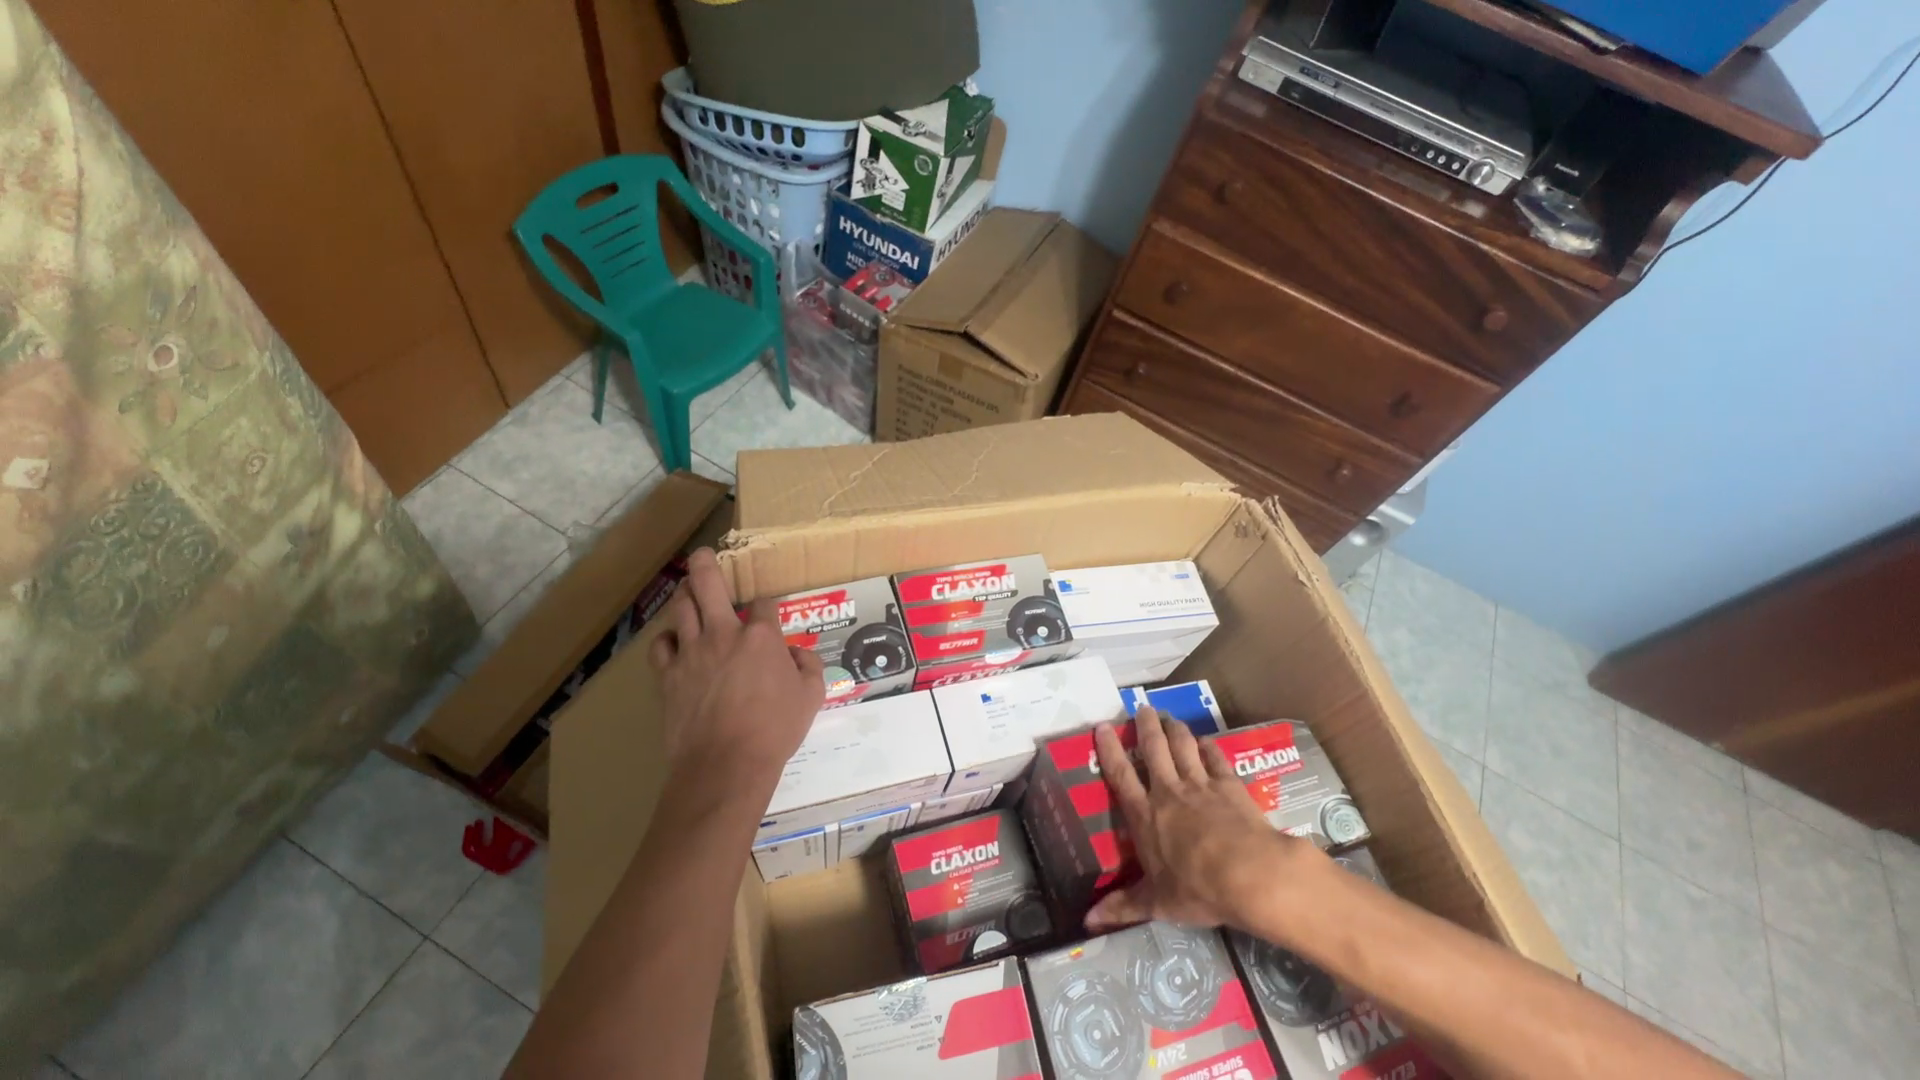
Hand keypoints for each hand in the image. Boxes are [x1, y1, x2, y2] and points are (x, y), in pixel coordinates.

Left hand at [648, 549, 825, 787]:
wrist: (726, 763)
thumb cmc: (775, 731)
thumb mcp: (811, 698)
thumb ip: (808, 668)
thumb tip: (796, 654)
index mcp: (762, 637)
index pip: (765, 603)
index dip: (769, 603)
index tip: (769, 611)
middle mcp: (724, 633)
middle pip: (709, 584)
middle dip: (705, 563)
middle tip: (702, 554)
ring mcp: (692, 651)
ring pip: (681, 607)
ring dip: (684, 593)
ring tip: (686, 588)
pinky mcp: (668, 674)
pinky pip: (660, 644)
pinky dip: (667, 638)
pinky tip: (674, 641)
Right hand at [1088, 707, 1316, 931]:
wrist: (1250, 875)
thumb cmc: (1197, 889)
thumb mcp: (1156, 902)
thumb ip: (1123, 906)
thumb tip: (1087, 922)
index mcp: (1145, 815)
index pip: (1121, 775)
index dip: (1110, 749)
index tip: (1103, 726)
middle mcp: (1168, 792)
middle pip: (1154, 749)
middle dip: (1145, 726)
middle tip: (1142, 707)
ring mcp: (1201, 785)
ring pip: (1183, 746)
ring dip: (1175, 728)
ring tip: (1169, 716)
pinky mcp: (1230, 786)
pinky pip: (1216, 759)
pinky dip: (1209, 747)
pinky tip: (1206, 742)